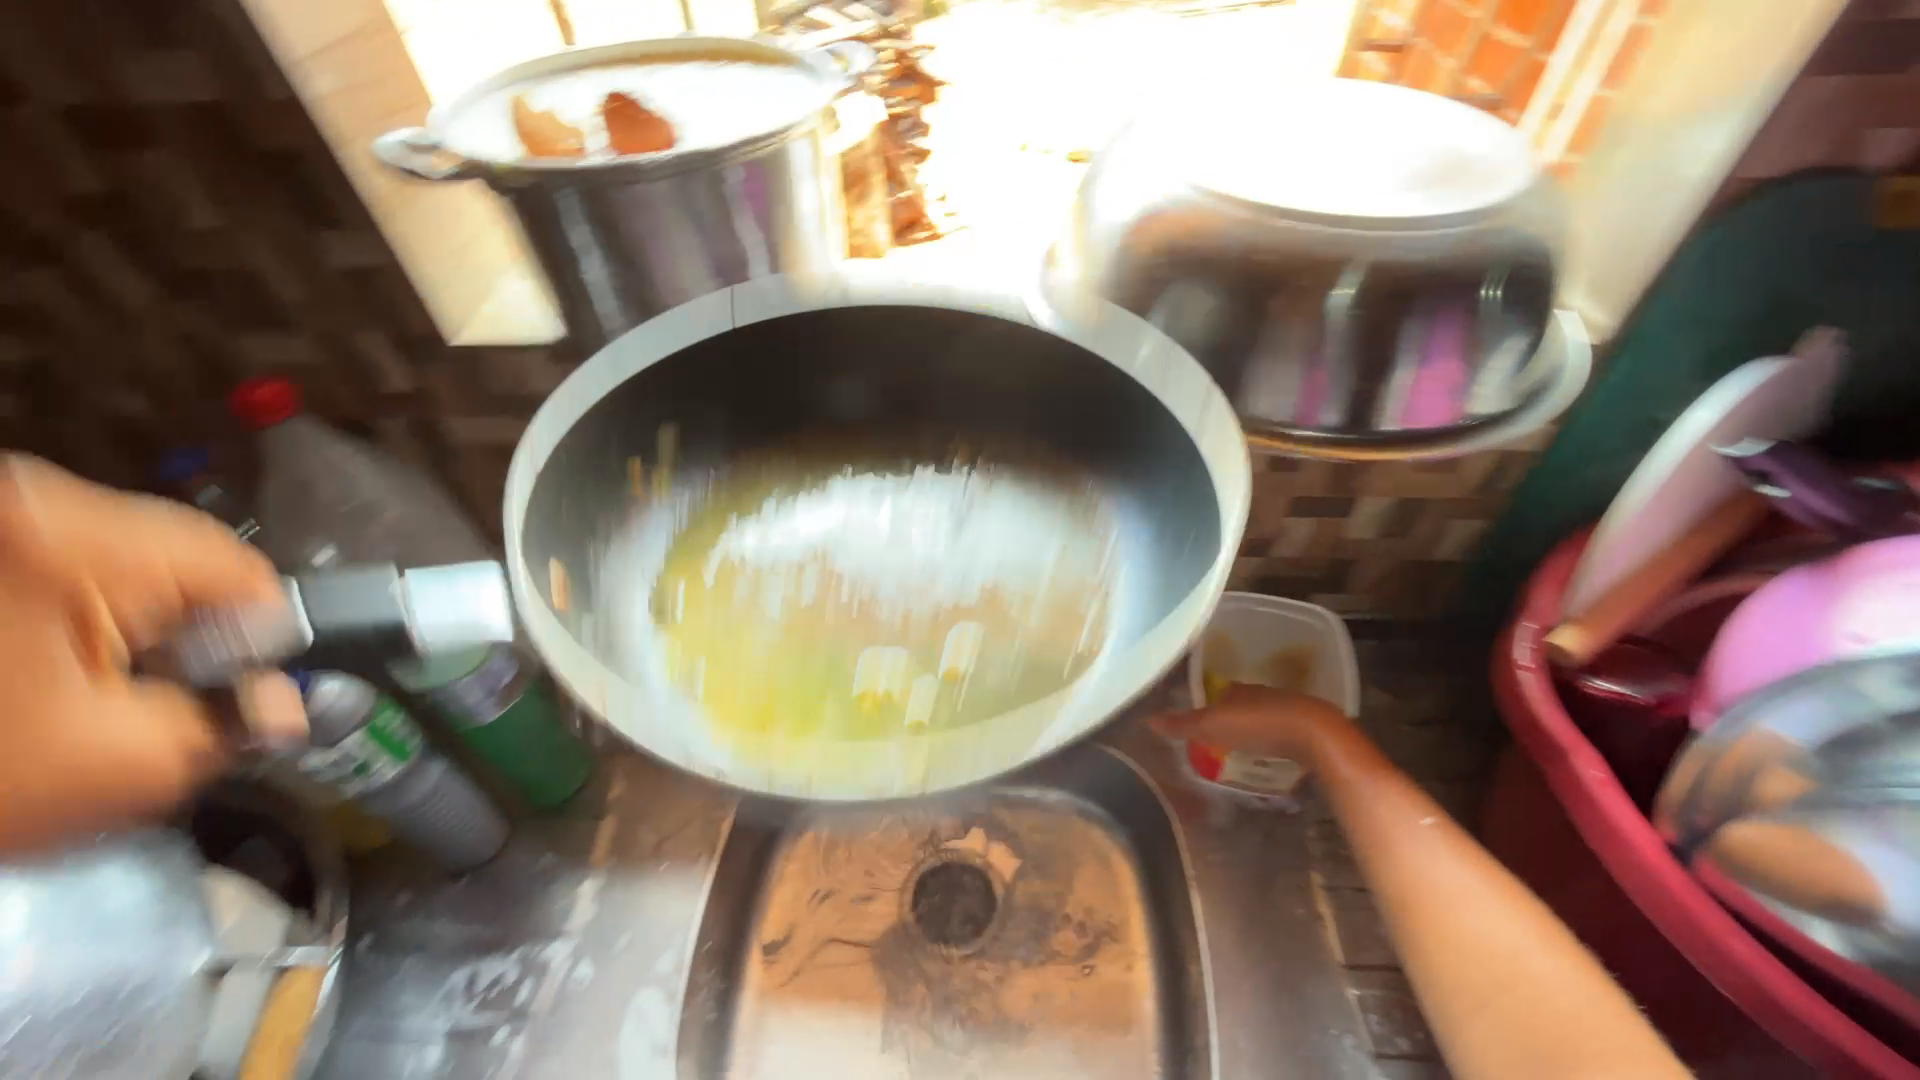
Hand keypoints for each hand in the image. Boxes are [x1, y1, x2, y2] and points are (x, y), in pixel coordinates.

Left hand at [0, 455, 304, 852]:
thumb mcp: (119, 765)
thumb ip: (233, 724)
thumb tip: (293, 704)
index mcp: (72, 538)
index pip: (243, 570)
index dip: (256, 638)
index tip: (226, 693)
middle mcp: (31, 498)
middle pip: (187, 556)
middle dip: (191, 630)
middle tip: (151, 695)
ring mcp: (1, 513)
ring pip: (133, 557)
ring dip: (137, 622)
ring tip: (86, 683)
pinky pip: (72, 559)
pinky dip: (82, 612)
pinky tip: (42, 663)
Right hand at [1150, 682, 1349, 762]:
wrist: (1316, 736)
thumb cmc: (1259, 725)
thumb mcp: (1213, 726)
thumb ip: (1182, 725)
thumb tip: (1147, 719)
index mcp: (1238, 688)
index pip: (1215, 692)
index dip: (1204, 705)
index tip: (1195, 720)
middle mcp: (1261, 693)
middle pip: (1238, 705)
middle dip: (1227, 718)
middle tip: (1213, 738)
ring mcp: (1286, 709)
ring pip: (1260, 717)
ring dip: (1249, 730)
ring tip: (1237, 750)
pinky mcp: (1305, 727)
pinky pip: (1280, 732)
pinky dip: (1270, 741)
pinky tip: (1267, 756)